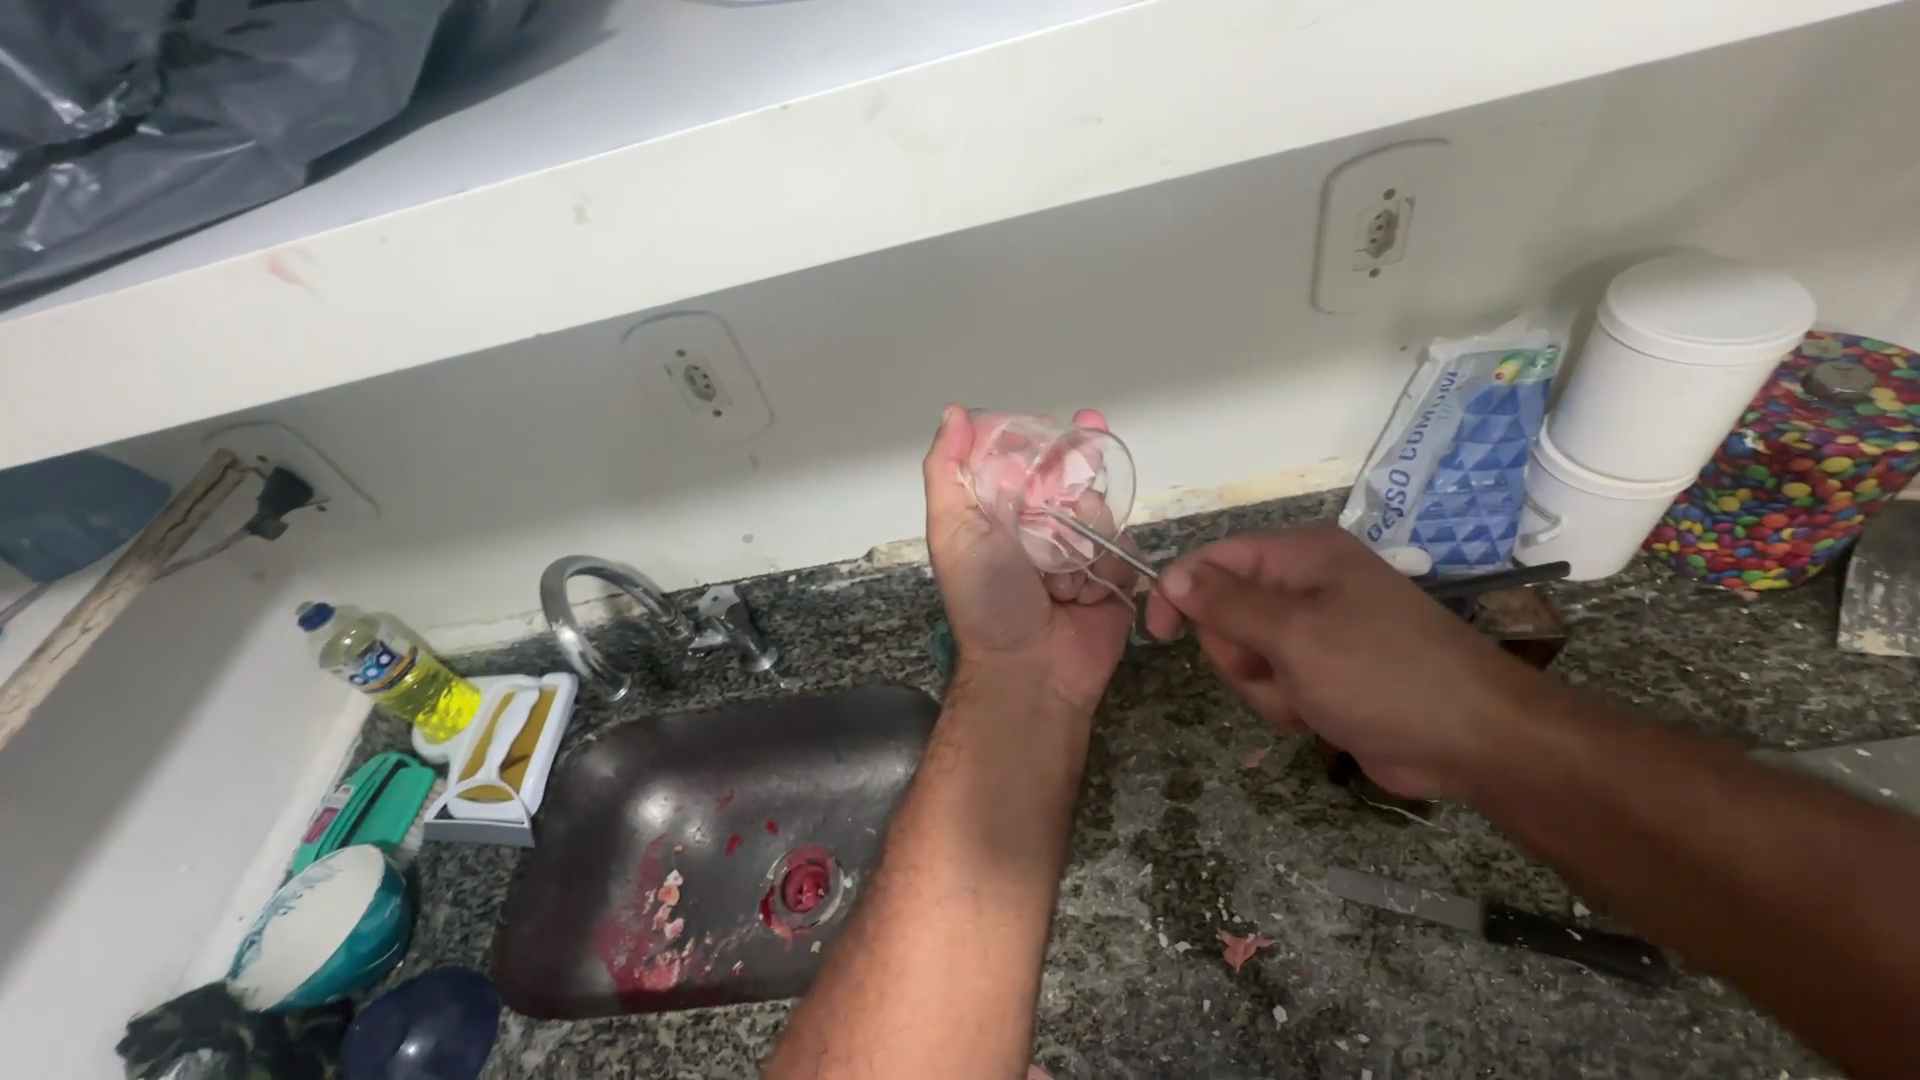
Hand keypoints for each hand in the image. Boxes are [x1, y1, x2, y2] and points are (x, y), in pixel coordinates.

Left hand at [923, 405, 1138, 711]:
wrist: (1032, 669)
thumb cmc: (986, 599)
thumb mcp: (952, 531)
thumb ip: (948, 470)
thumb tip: (954, 411)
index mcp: (999, 507)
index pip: (1023, 451)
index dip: (1035, 440)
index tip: (1045, 435)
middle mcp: (1040, 520)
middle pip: (1069, 470)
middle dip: (1068, 487)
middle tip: (1055, 515)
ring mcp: (1080, 543)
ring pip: (1100, 504)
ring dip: (1082, 537)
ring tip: (1060, 579)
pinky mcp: (1114, 570)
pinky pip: (1124, 542)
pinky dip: (1107, 565)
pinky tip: (1086, 593)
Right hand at [1143, 527, 1542, 797]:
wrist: (1473, 742)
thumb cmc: (1382, 673)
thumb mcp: (1294, 633)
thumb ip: (1225, 603)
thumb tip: (1171, 575)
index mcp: (1301, 557)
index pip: (1213, 559)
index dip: (1179, 591)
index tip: (1158, 634)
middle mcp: (1305, 586)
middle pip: (1224, 612)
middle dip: (1239, 651)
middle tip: (1274, 667)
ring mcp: (1316, 631)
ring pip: (1244, 655)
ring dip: (1264, 685)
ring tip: (1308, 696)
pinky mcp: (1324, 673)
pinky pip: (1272, 684)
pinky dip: (1285, 703)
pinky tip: (1320, 714)